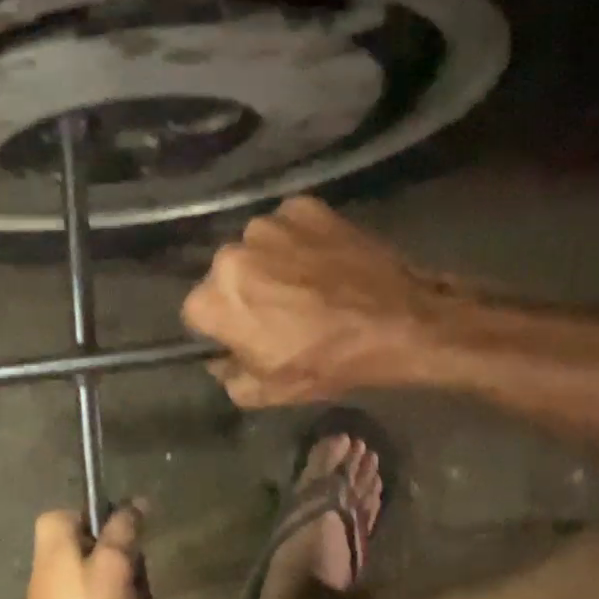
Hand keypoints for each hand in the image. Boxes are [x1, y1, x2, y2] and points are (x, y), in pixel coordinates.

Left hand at [7, 504, 149, 598]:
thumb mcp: (113, 565)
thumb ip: (126, 529)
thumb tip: (138, 500)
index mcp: (56, 530)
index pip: (104, 515)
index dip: (124, 540)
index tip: (132, 561)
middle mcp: (56, 553)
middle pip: (115, 554)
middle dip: (135, 583)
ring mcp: (65, 587)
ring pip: (118, 586)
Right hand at [182, 196, 461, 407]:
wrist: (402, 323)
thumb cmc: (327, 362)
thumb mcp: (265, 392)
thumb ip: (226, 376)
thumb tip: (221, 358)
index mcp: (213, 299)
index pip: (196, 312)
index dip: (220, 327)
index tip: (245, 337)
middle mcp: (231, 253)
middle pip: (225, 275)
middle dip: (243, 291)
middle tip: (278, 311)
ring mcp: (269, 225)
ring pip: (255, 248)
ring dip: (270, 263)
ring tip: (305, 284)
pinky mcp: (305, 207)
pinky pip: (288, 226)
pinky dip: (299, 241)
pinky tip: (323, 262)